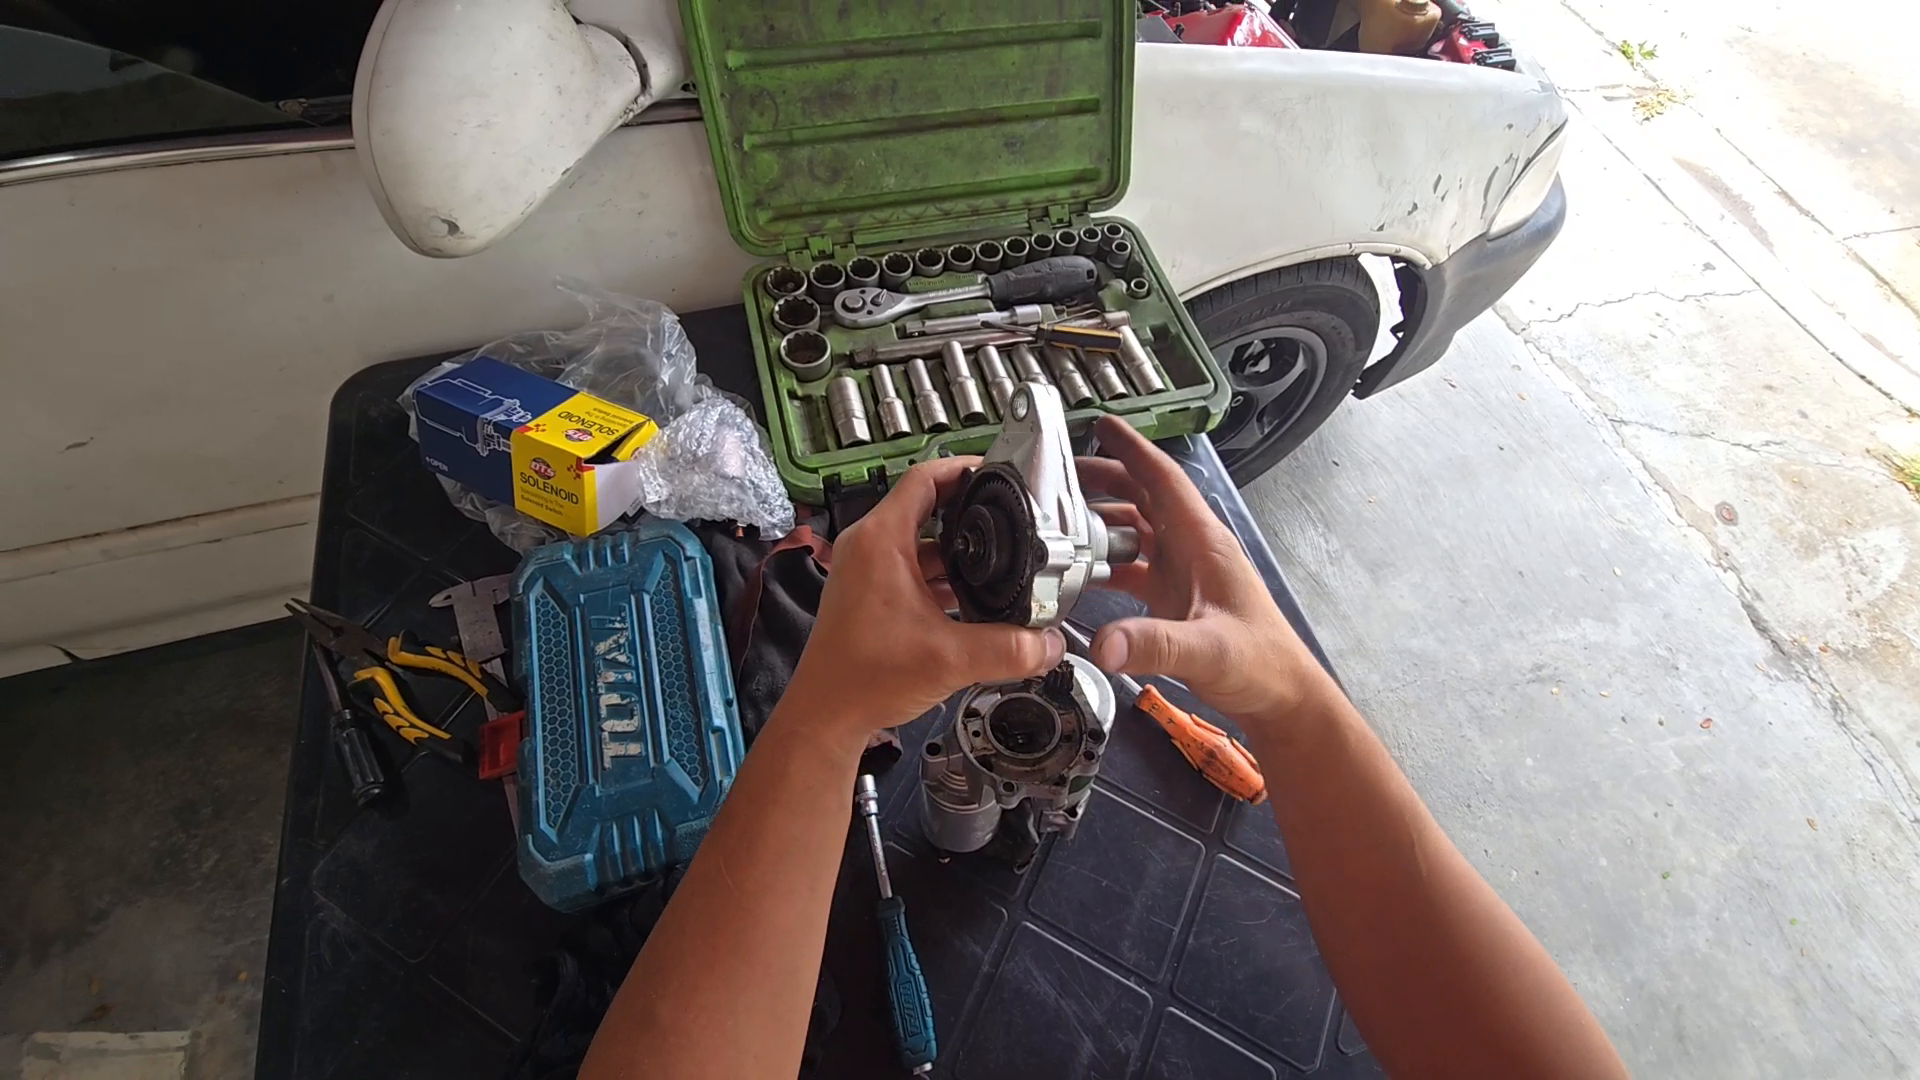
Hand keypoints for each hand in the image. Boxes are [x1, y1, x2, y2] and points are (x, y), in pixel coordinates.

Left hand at [779, 458, 1066, 747]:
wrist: (826, 715)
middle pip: (925, 507)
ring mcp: (865, 570)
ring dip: (955, 549)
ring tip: (998, 558)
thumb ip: (1009, 649)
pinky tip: (969, 596)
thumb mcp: (950, 657)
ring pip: (919, 542)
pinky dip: (938, 574)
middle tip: (1008, 517)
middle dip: (968, 512)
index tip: (995, 472)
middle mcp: (868, 546)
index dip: (962, 469)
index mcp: (881, 541)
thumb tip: (1051, 644)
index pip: (924, 478)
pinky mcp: (867, 593)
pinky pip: (908, 567)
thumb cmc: (866, 677)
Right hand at [1077, 416, 1331, 725]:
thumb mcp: (1207, 650)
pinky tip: (1082, 573)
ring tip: (1062, 517)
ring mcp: (1182, 573)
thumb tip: (1101, 644)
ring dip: (1102, 519)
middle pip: (1144, 498)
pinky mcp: (1174, 598)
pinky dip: (1106, 563)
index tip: (1102, 425)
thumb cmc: (1259, 664)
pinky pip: (1133, 566)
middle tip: (1061, 474)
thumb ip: (1154, 644)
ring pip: (1137, 529)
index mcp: (1202, 542)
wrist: (1281, 698)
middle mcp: (1190, 549)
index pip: (1164, 481)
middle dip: (1106, 478)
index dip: (1133, 449)